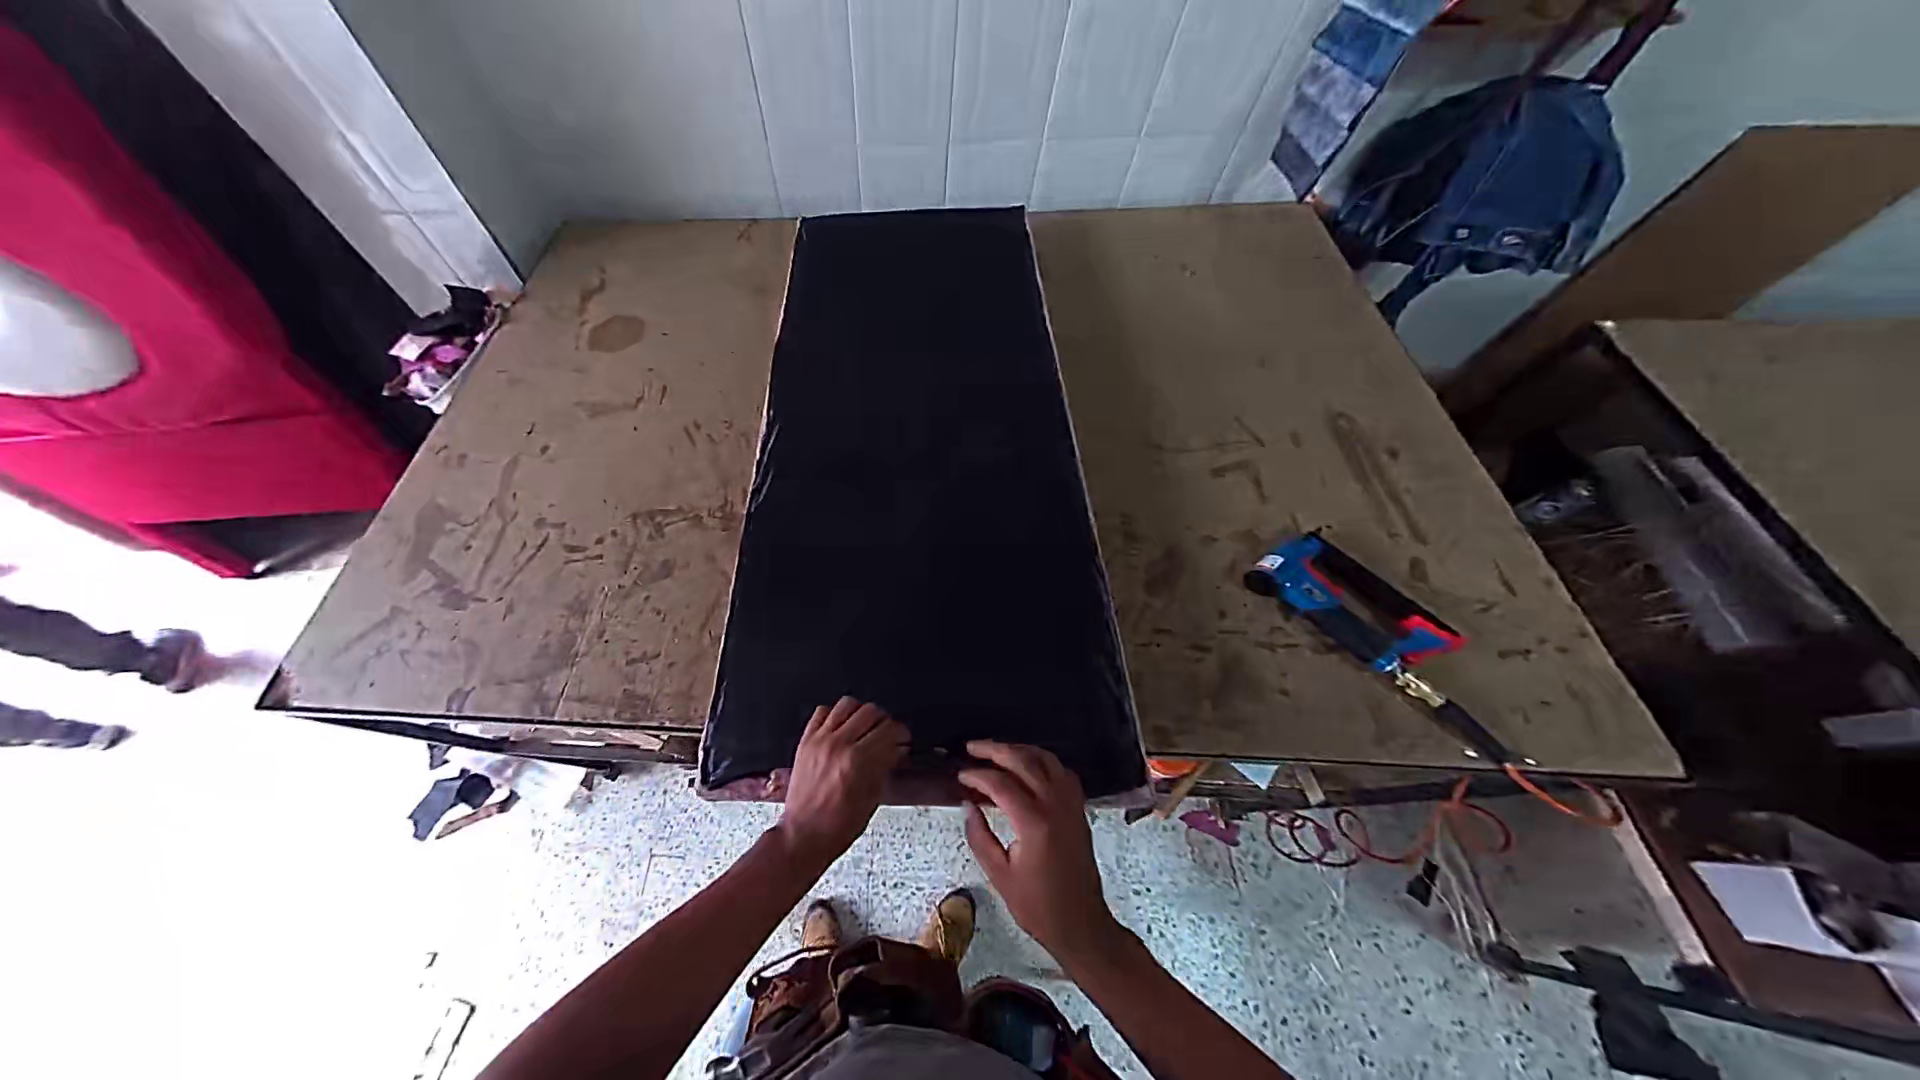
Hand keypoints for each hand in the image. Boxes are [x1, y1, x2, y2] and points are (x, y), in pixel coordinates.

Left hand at [776, 697, 908, 870]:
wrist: (803, 836)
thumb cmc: (836, 826)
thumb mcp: (872, 798)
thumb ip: (885, 767)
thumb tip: (896, 750)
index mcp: (857, 761)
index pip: (889, 730)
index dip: (902, 734)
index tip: (903, 740)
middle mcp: (838, 745)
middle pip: (871, 711)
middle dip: (885, 722)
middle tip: (888, 734)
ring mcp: (820, 741)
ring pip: (847, 704)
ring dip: (861, 713)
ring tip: (866, 727)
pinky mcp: (806, 742)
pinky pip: (822, 712)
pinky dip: (835, 715)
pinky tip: (842, 727)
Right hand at [959, 741, 1125, 968]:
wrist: (1080, 923)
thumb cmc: (1037, 905)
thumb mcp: (999, 875)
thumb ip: (980, 836)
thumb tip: (968, 805)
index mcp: (1034, 823)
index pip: (1001, 784)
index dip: (977, 775)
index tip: (961, 775)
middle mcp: (1055, 805)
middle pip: (1024, 761)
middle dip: (995, 750)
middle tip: (972, 747)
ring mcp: (1071, 804)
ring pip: (1046, 759)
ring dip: (1020, 750)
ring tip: (997, 751)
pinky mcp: (1079, 808)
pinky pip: (1061, 771)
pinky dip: (1043, 761)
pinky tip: (1028, 765)